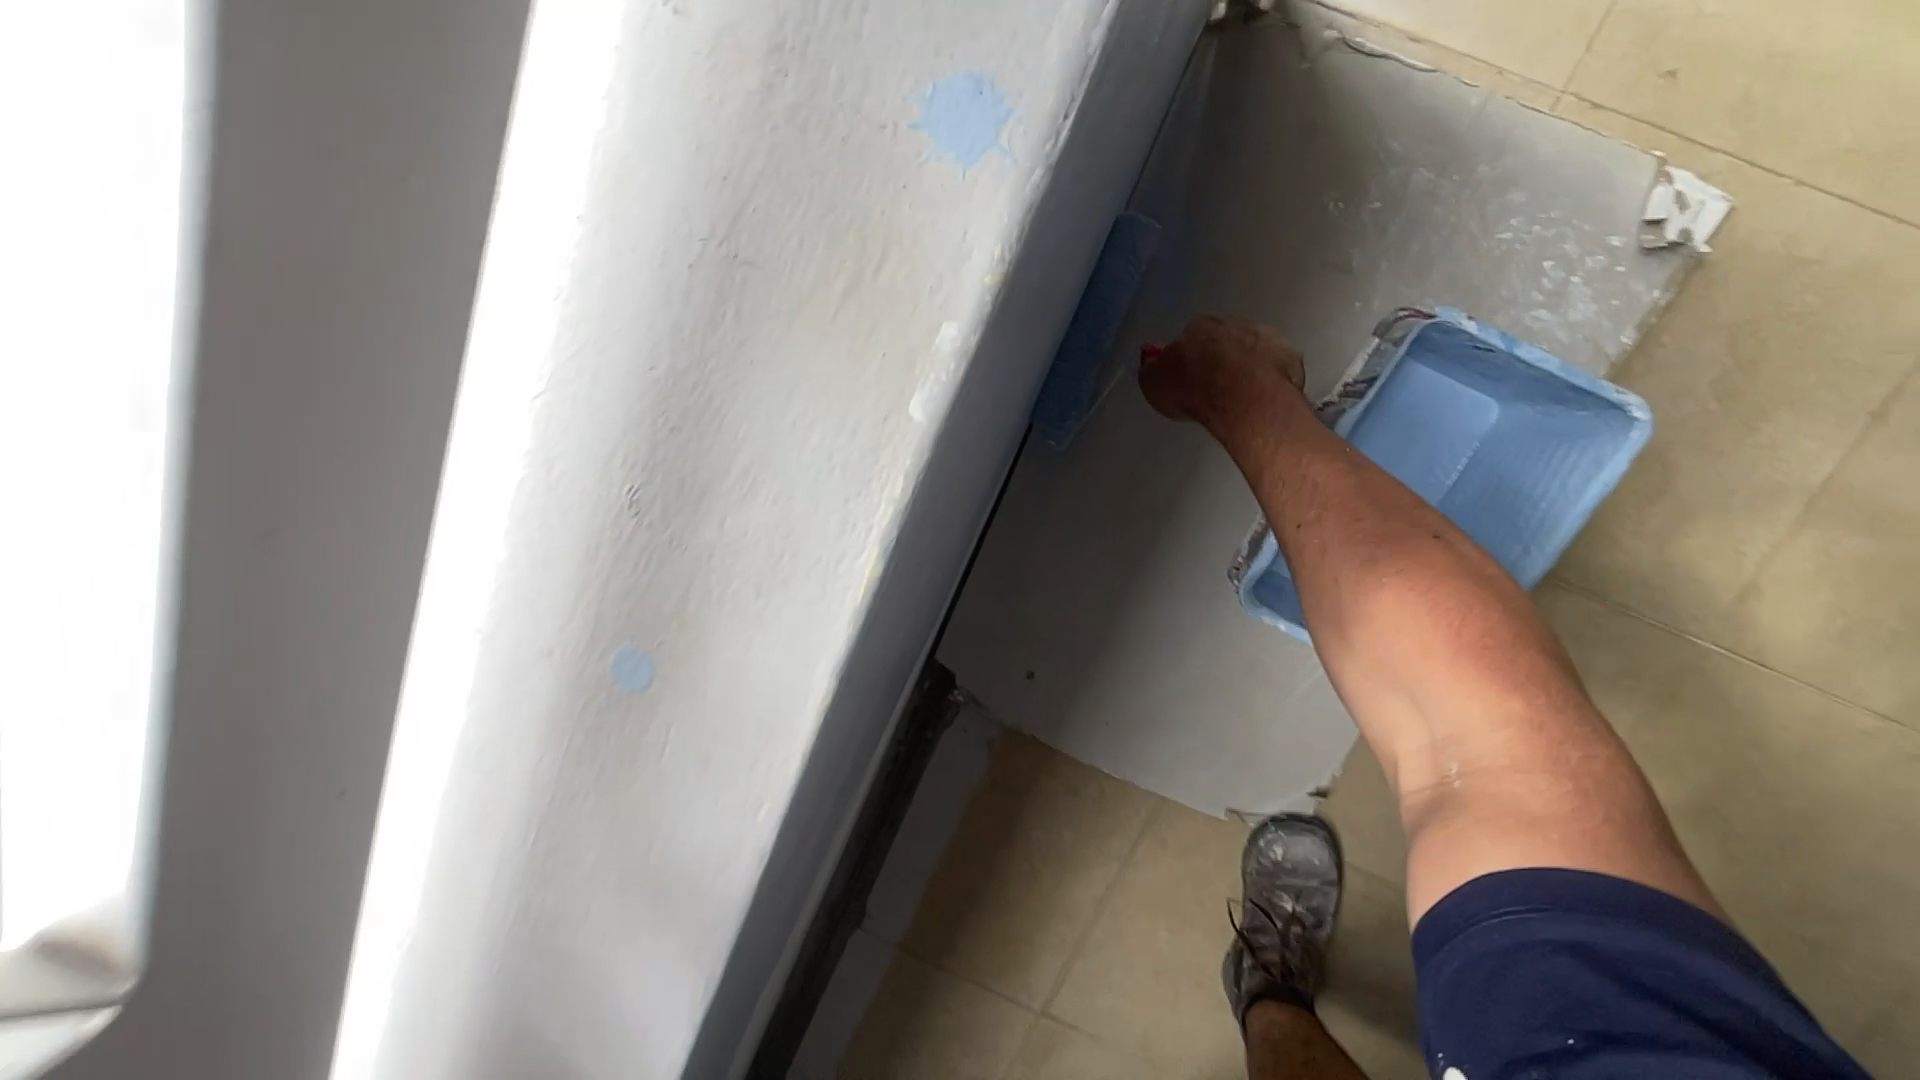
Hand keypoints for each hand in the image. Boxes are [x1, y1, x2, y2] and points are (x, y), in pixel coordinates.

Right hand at [1138, 316, 1305, 425]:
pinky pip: (1278, 367)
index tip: (1190, 378)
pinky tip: (1263, 398)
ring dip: (1249, 367)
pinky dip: (1271, 379)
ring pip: (1255, 350)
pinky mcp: (1290, 358)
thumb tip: (1152, 365)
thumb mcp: (1155, 384)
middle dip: (1222, 359)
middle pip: (1227, 340)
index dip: (1191, 358)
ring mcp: (1267, 338)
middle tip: (1216, 387)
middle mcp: (1235, 324)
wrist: (1242, 397)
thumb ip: (1153, 370)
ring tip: (1241, 396)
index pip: (1192, 336)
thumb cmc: (1194, 388)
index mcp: (1200, 326)